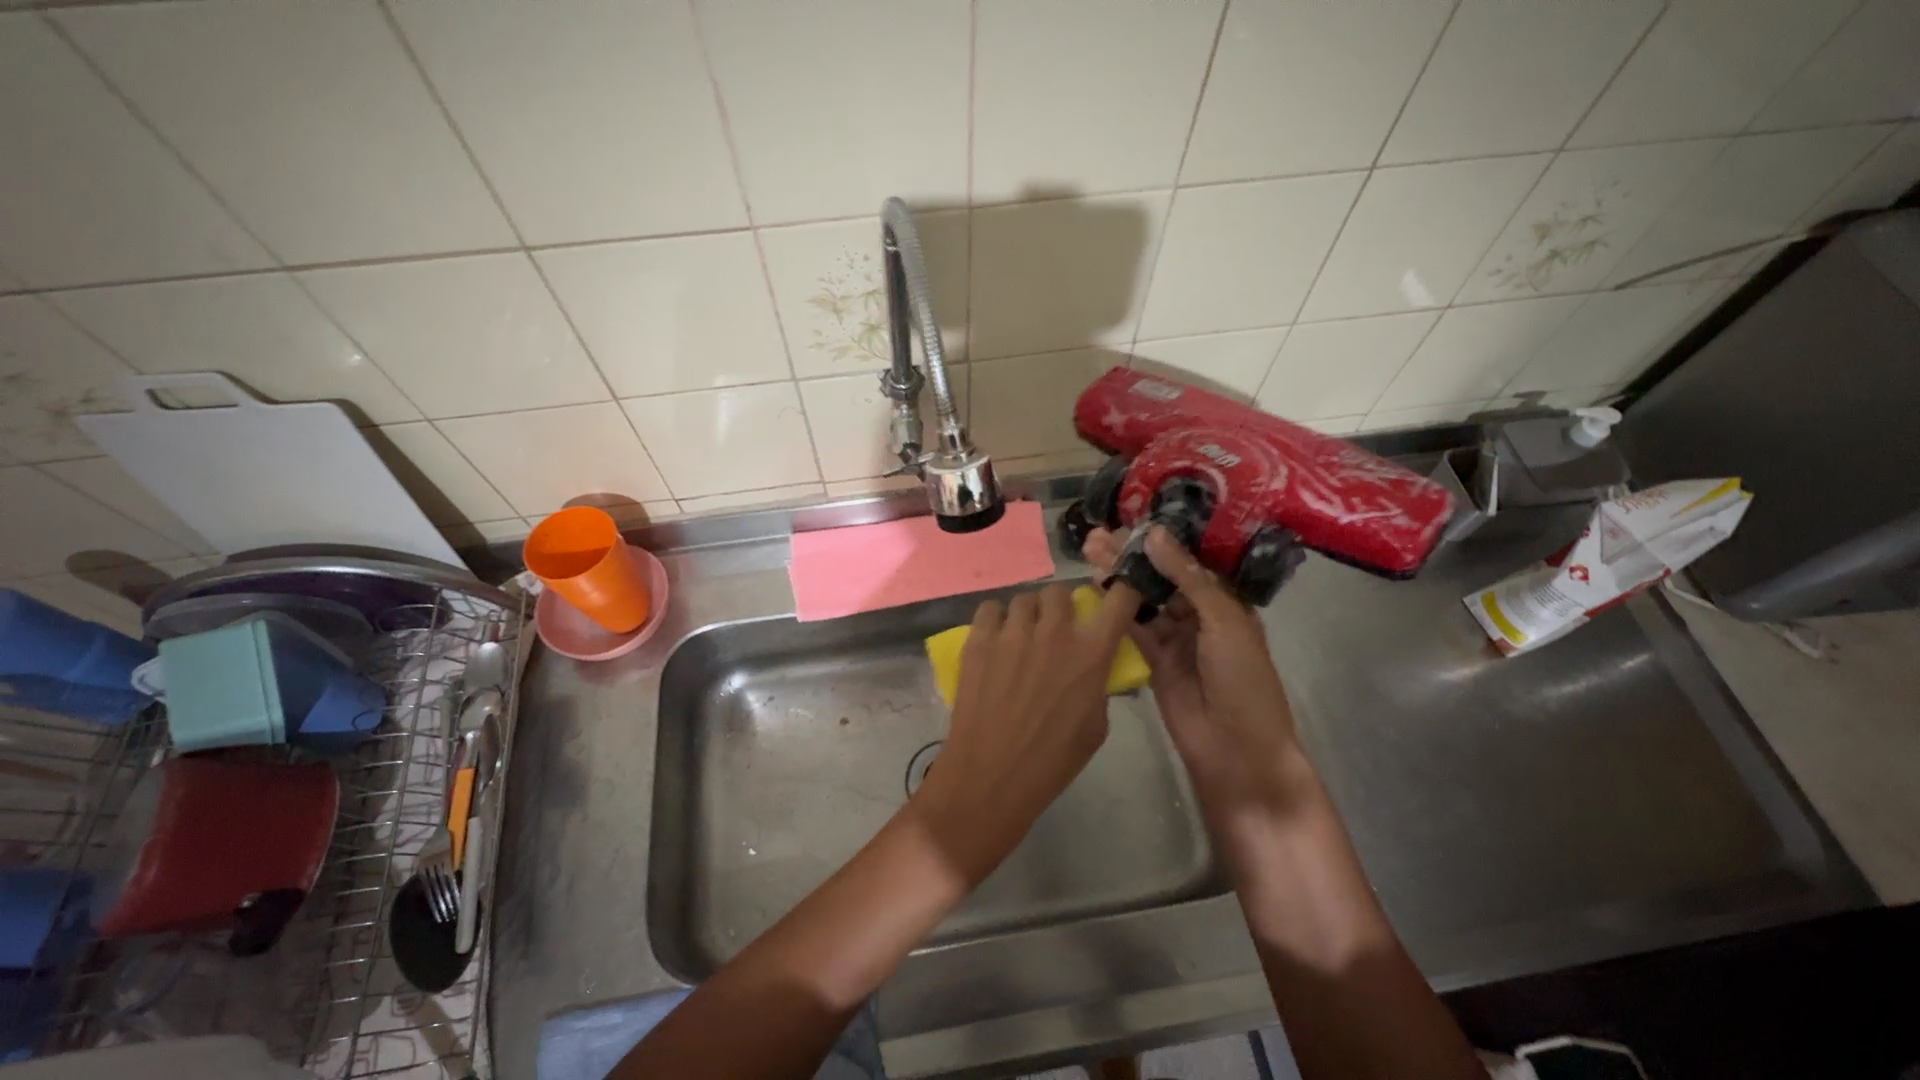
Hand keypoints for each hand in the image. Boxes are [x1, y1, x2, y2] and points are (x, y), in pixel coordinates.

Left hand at [909, 583, 1141, 884]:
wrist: (991, 776)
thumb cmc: (1052, 762)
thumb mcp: (1096, 727)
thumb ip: (1098, 686)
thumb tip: (1093, 669)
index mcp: (1091, 654)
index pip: (1119, 599)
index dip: (1121, 593)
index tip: (1116, 600)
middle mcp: (1054, 633)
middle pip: (1062, 592)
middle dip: (1063, 606)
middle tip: (1058, 628)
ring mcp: (1013, 633)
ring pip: (1026, 599)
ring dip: (1030, 614)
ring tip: (1023, 637)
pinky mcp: (978, 640)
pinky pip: (990, 609)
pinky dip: (996, 619)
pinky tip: (995, 640)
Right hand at [1082, 526, 1307, 819]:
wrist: (1236, 749)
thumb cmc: (1243, 680)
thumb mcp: (1223, 622)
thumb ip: (1187, 578)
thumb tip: (1156, 535)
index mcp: (1227, 602)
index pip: (1191, 561)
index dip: (1163, 540)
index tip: (1132, 519)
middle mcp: (1201, 615)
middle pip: (1163, 577)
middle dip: (1134, 555)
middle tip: (1099, 534)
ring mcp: (1176, 638)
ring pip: (1145, 599)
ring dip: (1121, 576)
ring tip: (1089, 551)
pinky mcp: (1154, 660)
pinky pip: (1134, 627)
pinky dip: (1116, 607)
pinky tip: (1095, 585)